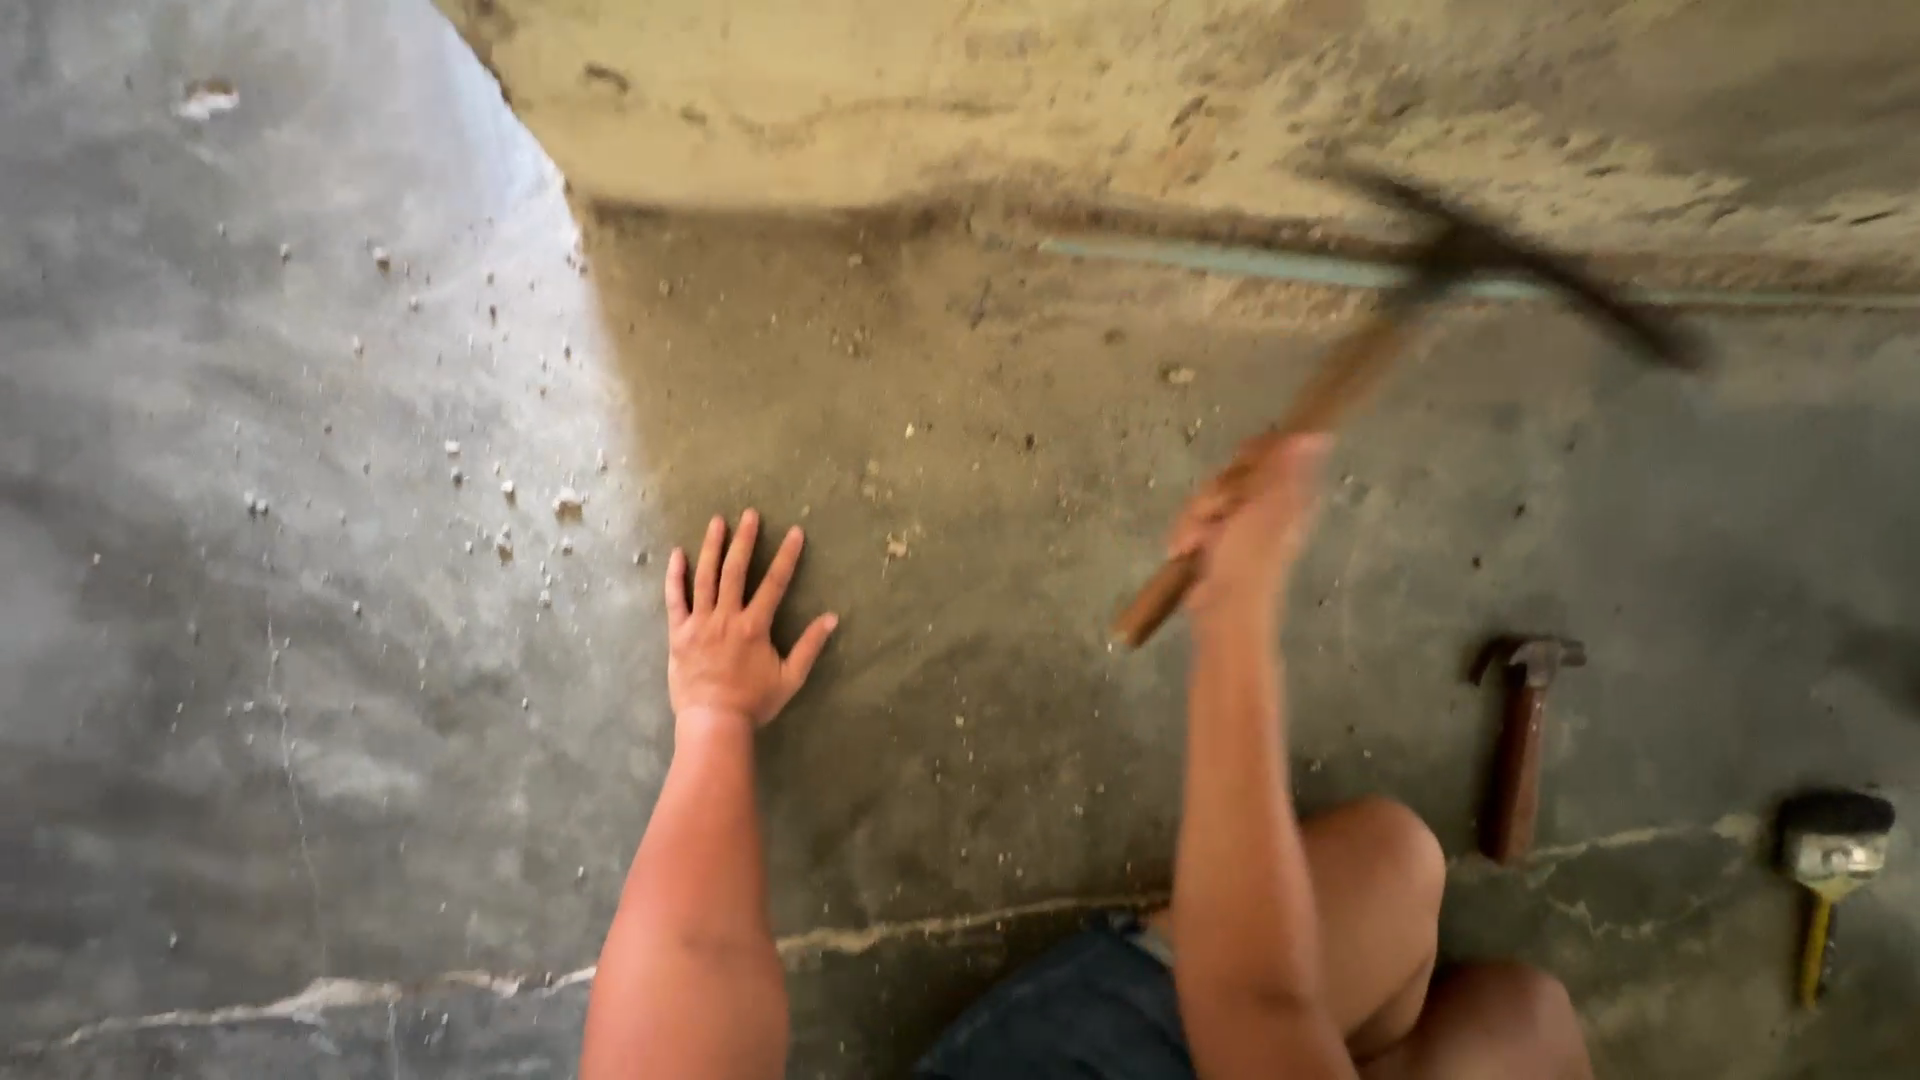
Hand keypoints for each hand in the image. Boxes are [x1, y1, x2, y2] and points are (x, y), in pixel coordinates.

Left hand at [665, 509, 837, 729]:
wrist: (713, 723)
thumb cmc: (754, 702)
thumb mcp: (790, 677)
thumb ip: (810, 646)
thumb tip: (831, 618)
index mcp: (754, 626)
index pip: (775, 583)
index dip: (787, 556)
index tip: (795, 532)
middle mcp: (726, 618)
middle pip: (736, 571)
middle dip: (745, 540)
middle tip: (750, 514)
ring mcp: (699, 623)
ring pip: (705, 578)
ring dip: (712, 547)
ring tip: (717, 522)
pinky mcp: (678, 633)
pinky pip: (675, 599)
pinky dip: (676, 576)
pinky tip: (678, 555)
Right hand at [1168, 434, 1330, 622]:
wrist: (1225, 606)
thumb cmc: (1248, 558)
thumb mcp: (1266, 506)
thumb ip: (1283, 470)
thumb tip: (1316, 434)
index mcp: (1286, 495)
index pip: (1268, 453)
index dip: (1248, 456)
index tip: (1237, 468)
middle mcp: (1265, 506)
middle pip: (1230, 475)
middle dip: (1212, 495)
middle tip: (1214, 514)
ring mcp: (1239, 524)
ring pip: (1208, 498)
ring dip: (1194, 519)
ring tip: (1192, 543)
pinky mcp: (1216, 540)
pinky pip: (1196, 521)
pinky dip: (1187, 534)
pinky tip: (1184, 550)